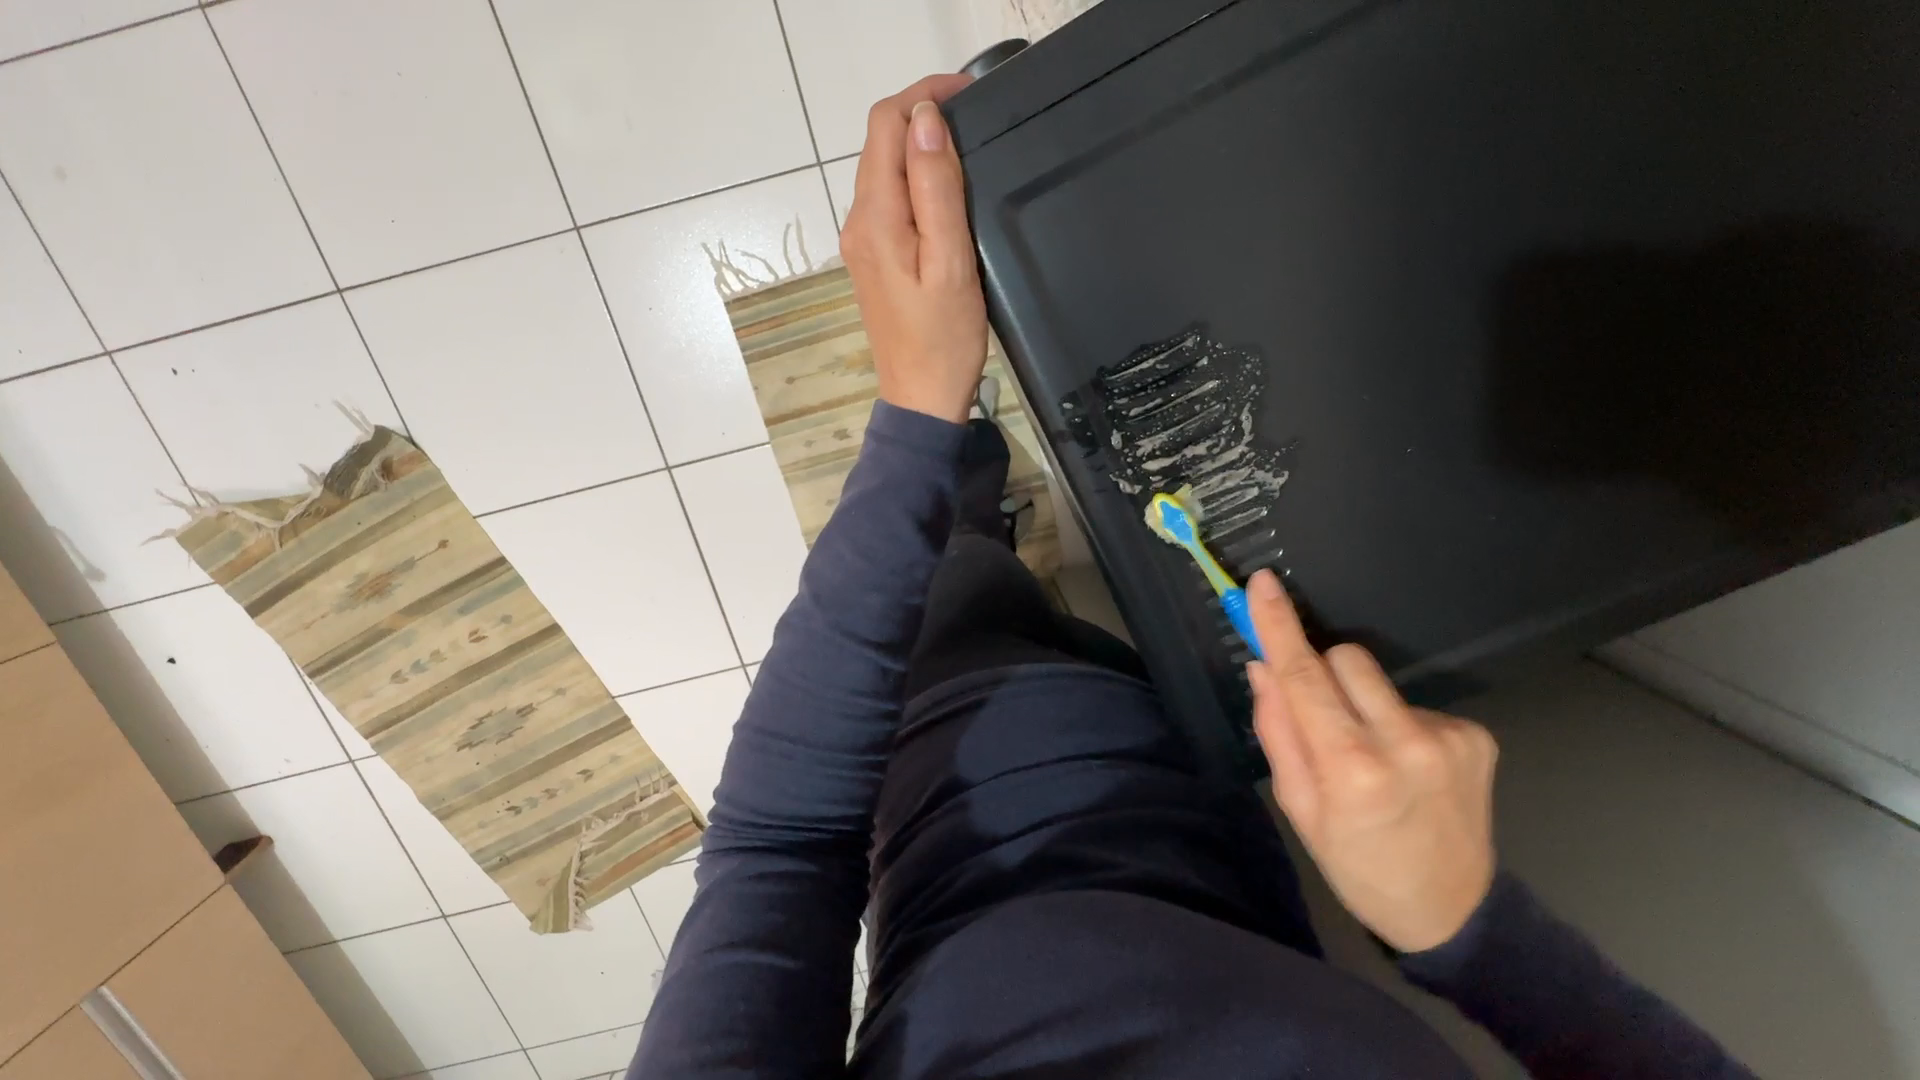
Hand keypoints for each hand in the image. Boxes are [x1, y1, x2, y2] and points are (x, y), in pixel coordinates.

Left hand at [841, 75, 988, 424]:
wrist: (921, 398)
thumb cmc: (944, 338)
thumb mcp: (950, 261)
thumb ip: (935, 190)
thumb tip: (925, 123)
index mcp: (876, 219)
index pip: (886, 126)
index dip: (923, 97)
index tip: (969, 94)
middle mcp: (858, 223)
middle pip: (880, 144)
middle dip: (921, 118)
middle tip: (975, 119)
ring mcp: (862, 243)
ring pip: (884, 171)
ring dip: (919, 150)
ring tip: (966, 152)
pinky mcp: (874, 260)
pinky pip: (889, 201)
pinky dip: (914, 181)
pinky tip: (945, 192)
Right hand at [1243, 569, 1499, 952]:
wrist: (1449, 908)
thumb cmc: (1356, 862)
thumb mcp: (1299, 806)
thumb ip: (1278, 730)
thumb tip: (1263, 668)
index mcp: (1352, 767)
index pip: (1304, 677)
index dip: (1278, 626)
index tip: (1261, 584)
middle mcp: (1405, 741)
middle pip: (1345, 658)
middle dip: (1321, 672)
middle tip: (1318, 715)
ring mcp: (1449, 735)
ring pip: (1378, 678)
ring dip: (1359, 699)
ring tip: (1370, 752)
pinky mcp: (1476, 735)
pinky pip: (1412, 701)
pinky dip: (1395, 721)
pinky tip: (1406, 764)